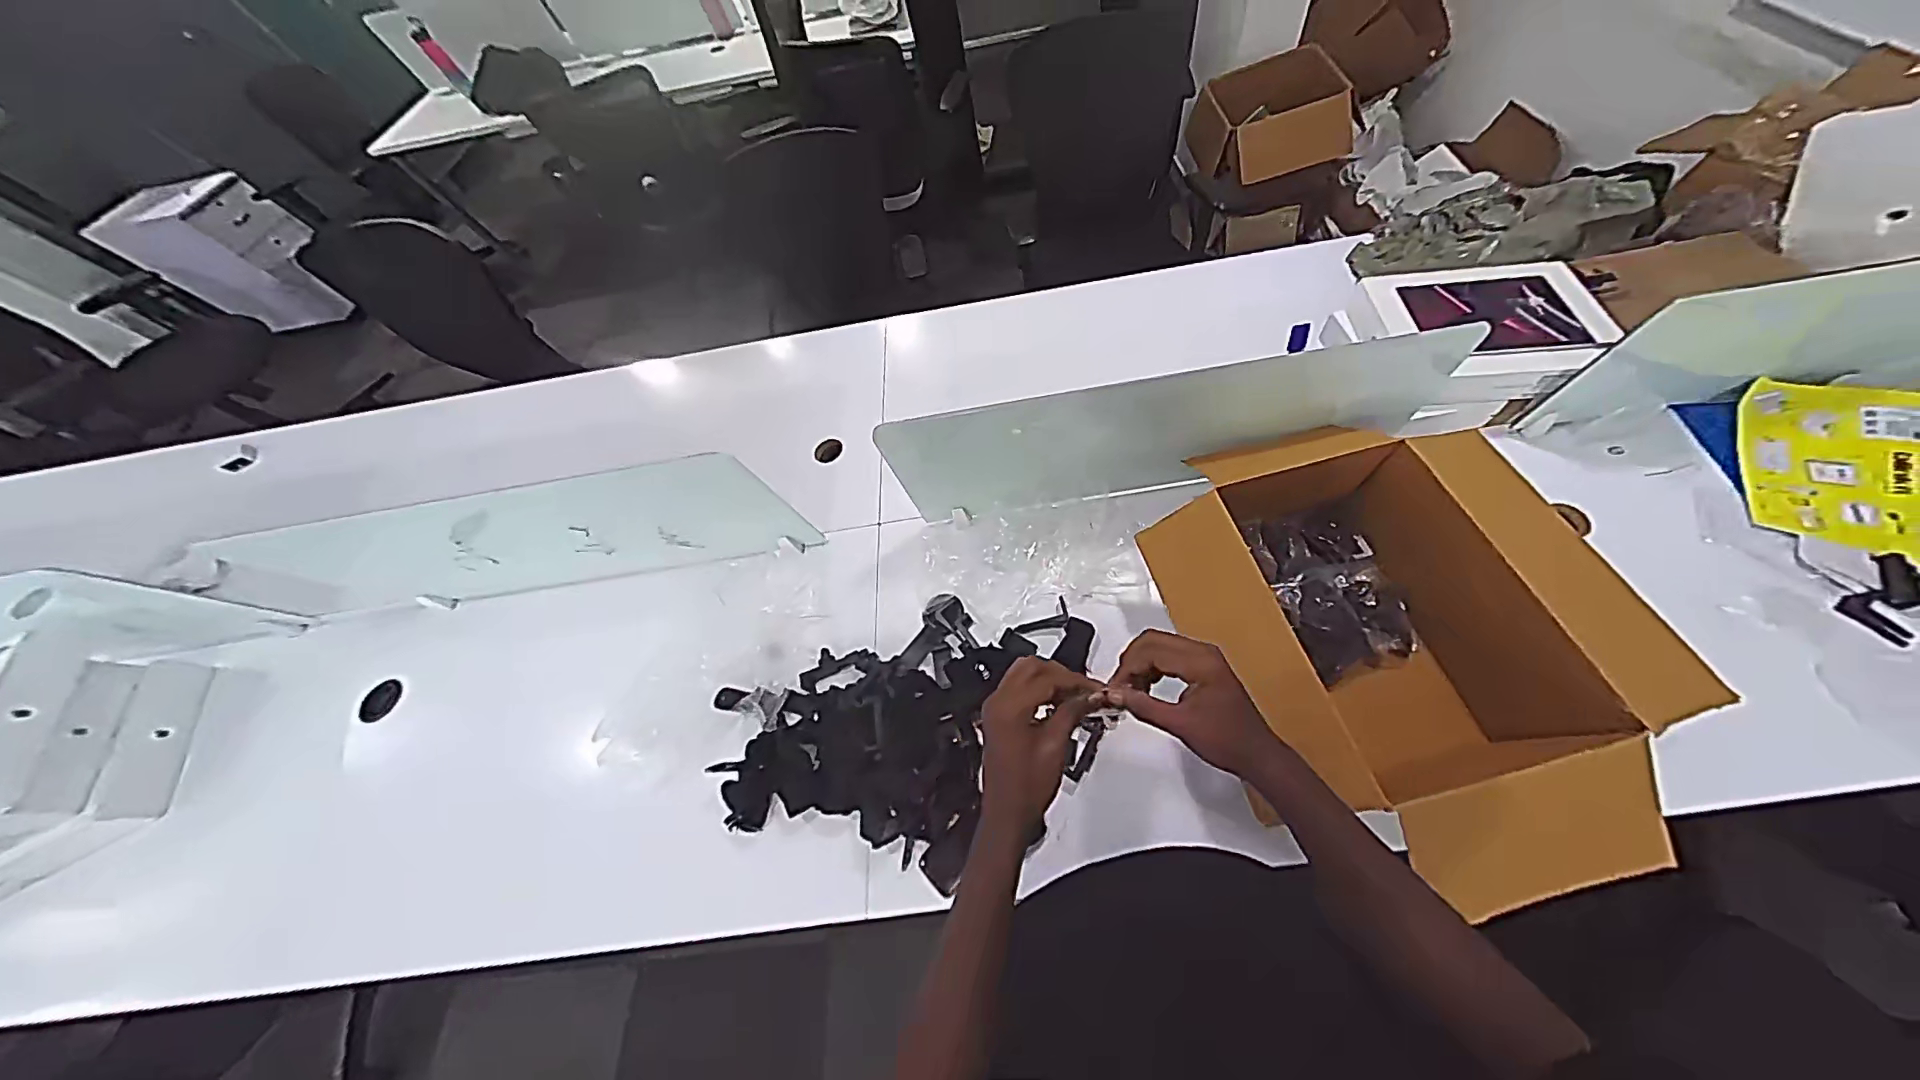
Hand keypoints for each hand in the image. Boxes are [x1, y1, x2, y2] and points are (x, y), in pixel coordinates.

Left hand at [979, 657, 1101, 834]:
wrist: (1008, 811)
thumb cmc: (1025, 788)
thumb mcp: (1056, 745)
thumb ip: (1072, 712)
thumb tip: (1088, 696)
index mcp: (1009, 707)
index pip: (1047, 677)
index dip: (1075, 680)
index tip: (1095, 688)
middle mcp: (997, 703)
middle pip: (1032, 667)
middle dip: (1061, 674)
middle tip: (1085, 689)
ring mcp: (995, 709)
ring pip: (1024, 674)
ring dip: (1050, 680)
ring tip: (1075, 696)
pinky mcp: (998, 717)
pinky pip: (1019, 690)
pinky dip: (1040, 691)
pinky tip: (1058, 704)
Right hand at [1104, 629, 1278, 777]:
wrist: (1255, 753)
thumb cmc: (1229, 741)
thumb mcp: (1179, 724)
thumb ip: (1143, 706)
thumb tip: (1116, 693)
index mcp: (1201, 662)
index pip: (1151, 650)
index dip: (1128, 668)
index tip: (1115, 687)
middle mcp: (1204, 653)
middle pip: (1153, 641)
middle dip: (1131, 662)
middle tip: (1119, 686)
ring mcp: (1205, 658)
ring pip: (1159, 646)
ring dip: (1140, 664)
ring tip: (1130, 690)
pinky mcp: (1203, 666)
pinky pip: (1169, 656)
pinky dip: (1152, 668)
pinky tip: (1146, 688)